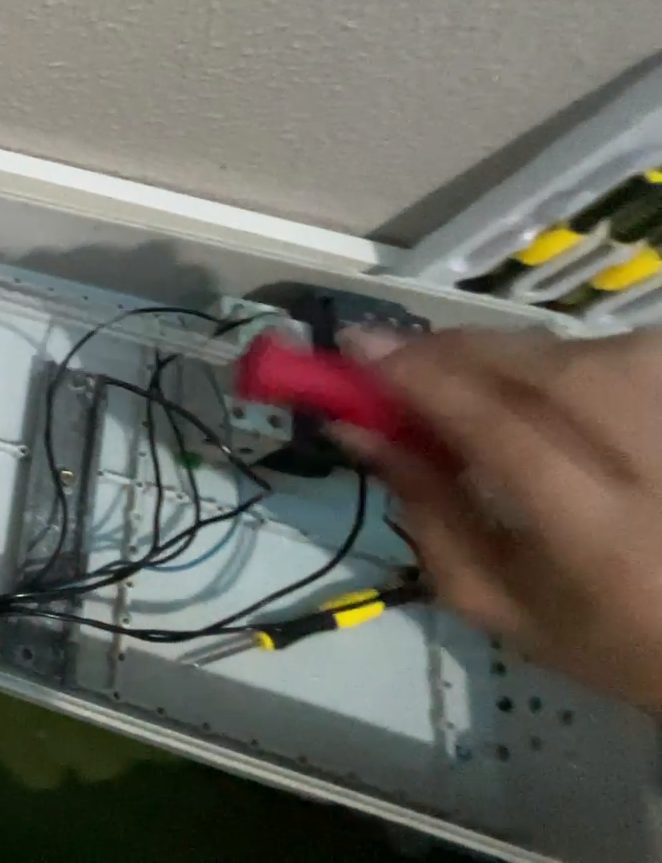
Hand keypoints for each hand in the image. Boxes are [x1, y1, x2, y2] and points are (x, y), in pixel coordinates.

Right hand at [335, 328, 661, 709]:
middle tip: (403, 349)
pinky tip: (562, 383)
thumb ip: (422, 509)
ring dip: (530, 352)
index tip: (356, 346)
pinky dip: (594, 358)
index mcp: (597, 541)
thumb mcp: (493, 598)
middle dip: (467, 349)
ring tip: (484, 374)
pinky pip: (652, 362)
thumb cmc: (606, 641)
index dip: (420, 378)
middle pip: (565, 375)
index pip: (499, 431)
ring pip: (619, 355)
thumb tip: (354, 428)